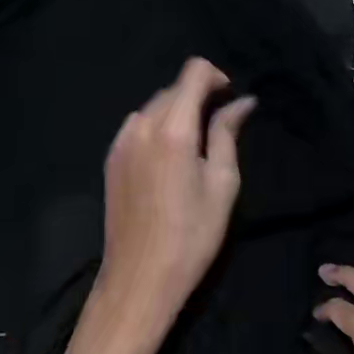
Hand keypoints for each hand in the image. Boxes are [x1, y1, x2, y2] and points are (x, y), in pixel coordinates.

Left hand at [97, 57, 255, 322]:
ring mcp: (121, 142)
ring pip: (154, 105)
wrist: (139, 280)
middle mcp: (142, 127)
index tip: (230, 98)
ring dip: (177, 110)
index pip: (193, 73)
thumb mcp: (222, 183)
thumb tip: (242, 101)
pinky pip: (138, 124)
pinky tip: (169, 156)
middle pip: (174, 87)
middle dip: (199, 94)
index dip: (216, 76)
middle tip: (220, 124)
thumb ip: (228, 133)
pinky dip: (158, 125)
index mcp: (173, 130)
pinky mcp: (111, 159)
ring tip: (196, 143)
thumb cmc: (192, 235)